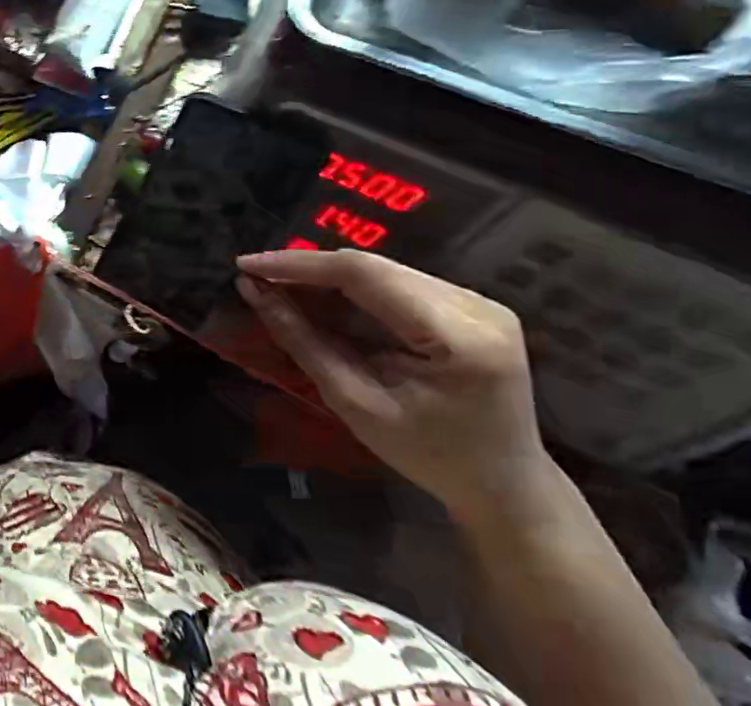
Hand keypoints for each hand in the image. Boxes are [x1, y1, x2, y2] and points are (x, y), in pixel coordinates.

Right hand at [235, 249, 551, 522]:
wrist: (504, 485)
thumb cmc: (428, 454)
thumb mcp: (354, 401)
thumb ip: (302, 340)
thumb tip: (253, 290)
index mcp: (458, 335)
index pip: (363, 275)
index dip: (298, 265)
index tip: (246, 266)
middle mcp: (477, 306)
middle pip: (372, 267)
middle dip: (306, 270)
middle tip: (255, 278)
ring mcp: (479, 303)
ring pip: (381, 271)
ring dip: (325, 278)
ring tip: (278, 290)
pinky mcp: (472, 307)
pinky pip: (395, 284)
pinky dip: (350, 290)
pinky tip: (319, 301)